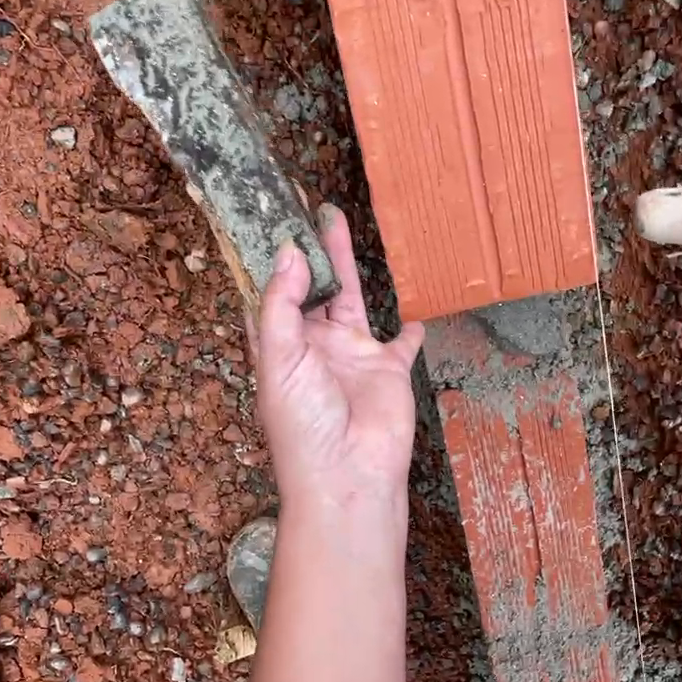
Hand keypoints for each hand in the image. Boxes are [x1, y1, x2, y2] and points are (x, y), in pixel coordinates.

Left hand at [252, 205, 424, 509]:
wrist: (349, 474)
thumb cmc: (303, 427)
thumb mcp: (280, 361)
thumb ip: (283, 305)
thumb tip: (291, 253)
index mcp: (280, 347)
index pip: (269, 295)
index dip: (268, 261)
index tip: (267, 220)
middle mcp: (314, 347)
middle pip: (310, 287)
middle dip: (309, 250)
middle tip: (306, 206)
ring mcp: (352, 357)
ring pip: (350, 297)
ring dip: (347, 265)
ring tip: (341, 223)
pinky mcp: (388, 369)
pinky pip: (402, 342)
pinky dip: (410, 329)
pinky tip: (414, 313)